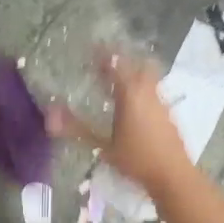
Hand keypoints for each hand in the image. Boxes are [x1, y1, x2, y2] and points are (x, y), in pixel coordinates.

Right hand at [46, 51, 189, 192]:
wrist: (174, 176)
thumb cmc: (136, 160)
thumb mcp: (102, 146)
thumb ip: (76, 129)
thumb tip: (49, 114)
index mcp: (130, 95)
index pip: (116, 65)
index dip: (104, 54)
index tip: (92, 46)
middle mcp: (148, 93)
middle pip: (138, 64)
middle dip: (123, 58)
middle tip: (107, 59)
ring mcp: (161, 103)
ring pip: (149, 76)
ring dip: (134, 71)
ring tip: (118, 77)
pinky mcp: (168, 114)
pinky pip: (154, 90)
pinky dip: (142, 86)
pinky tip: (133, 102)